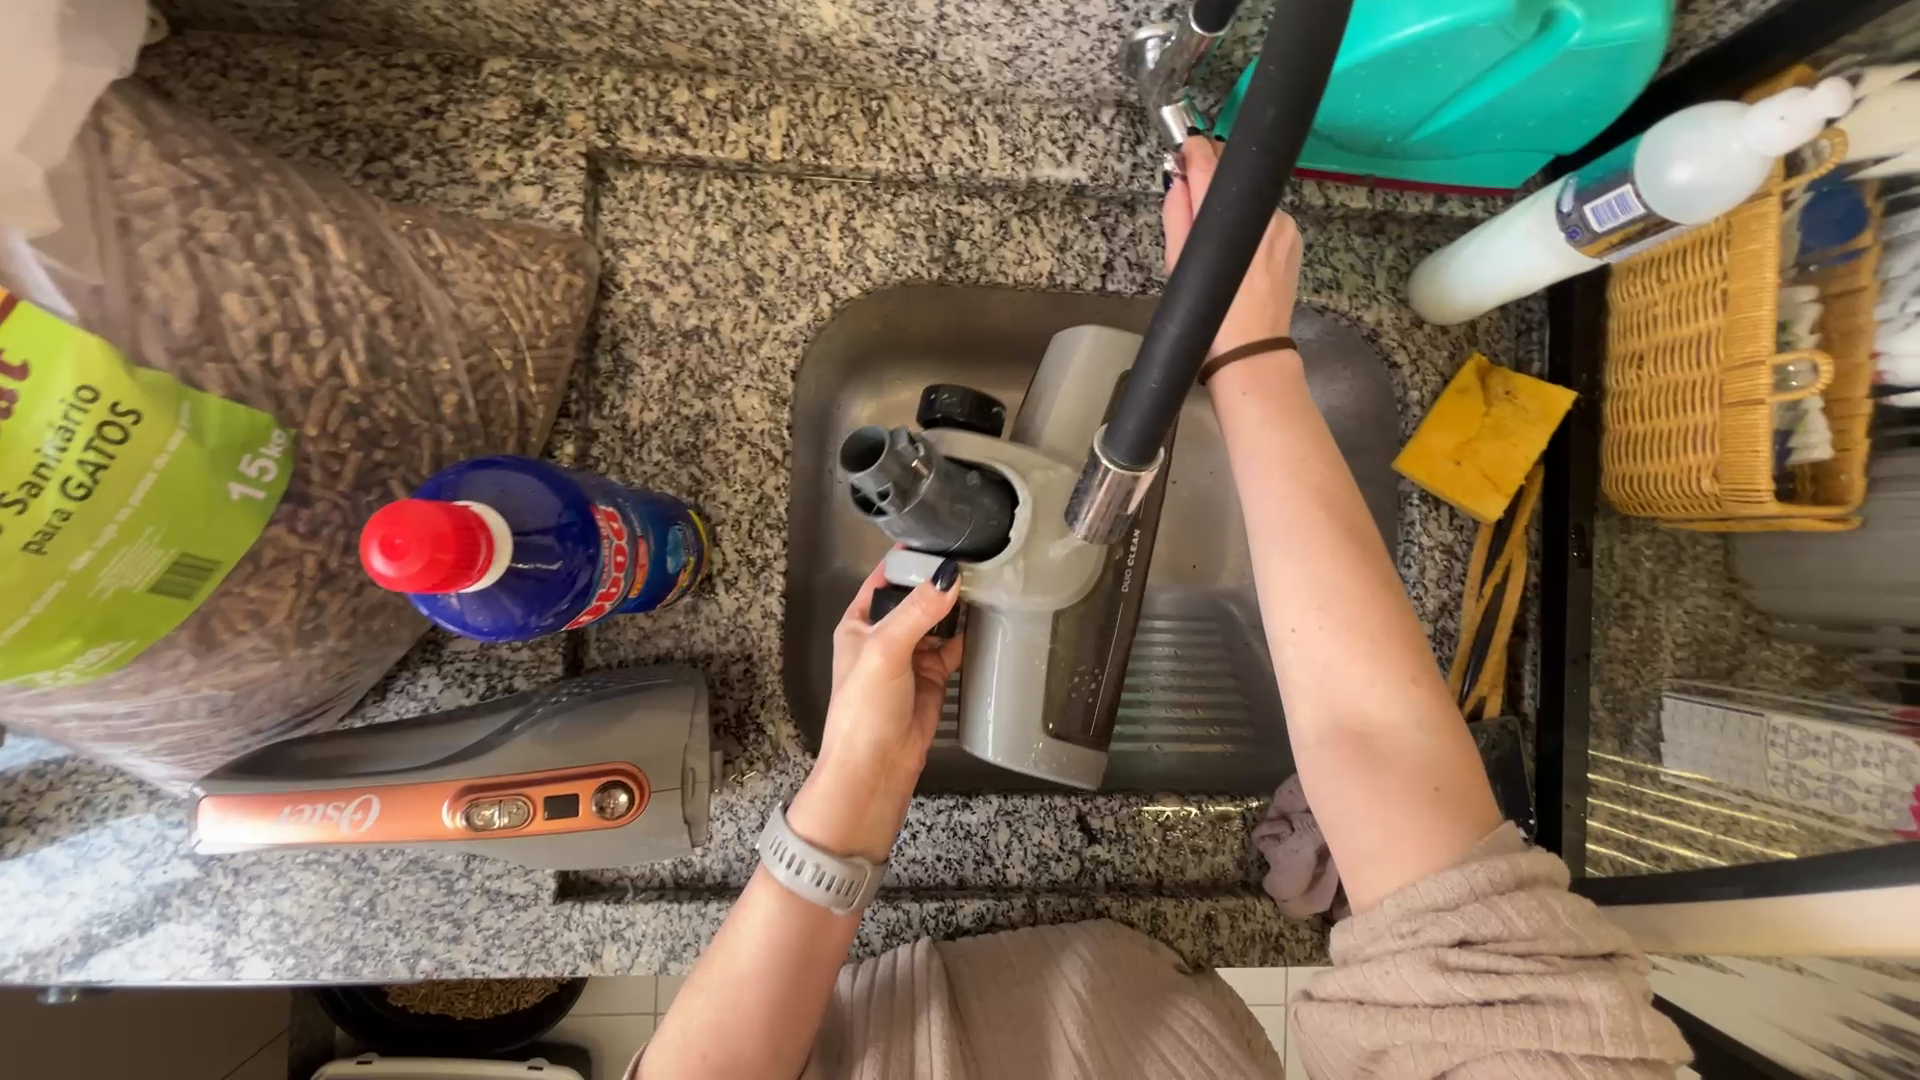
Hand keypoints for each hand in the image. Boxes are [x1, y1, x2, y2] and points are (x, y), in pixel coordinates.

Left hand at [788, 557, 963, 861]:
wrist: (876, 765)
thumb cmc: (864, 707)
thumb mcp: (886, 649)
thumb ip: (917, 611)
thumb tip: (949, 576)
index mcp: (860, 621)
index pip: (885, 578)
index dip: (908, 559)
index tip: (939, 538)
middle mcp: (884, 634)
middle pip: (915, 596)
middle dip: (938, 581)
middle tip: (972, 557)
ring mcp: (910, 655)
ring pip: (938, 620)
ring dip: (956, 606)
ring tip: (984, 581)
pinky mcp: (932, 676)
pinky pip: (954, 647)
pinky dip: (968, 635)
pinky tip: (985, 620)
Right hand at [1162, 135, 1303, 356]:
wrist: (1251, 348)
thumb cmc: (1211, 312)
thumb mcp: (1179, 265)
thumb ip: (1177, 217)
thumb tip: (1176, 182)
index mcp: (1229, 217)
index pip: (1210, 166)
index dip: (1195, 152)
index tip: (1184, 146)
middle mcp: (1261, 211)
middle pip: (1235, 180)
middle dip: (1213, 182)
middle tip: (1193, 194)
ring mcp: (1283, 224)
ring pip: (1251, 202)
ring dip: (1234, 209)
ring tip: (1217, 237)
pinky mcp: (1294, 238)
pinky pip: (1268, 220)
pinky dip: (1251, 226)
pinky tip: (1242, 252)